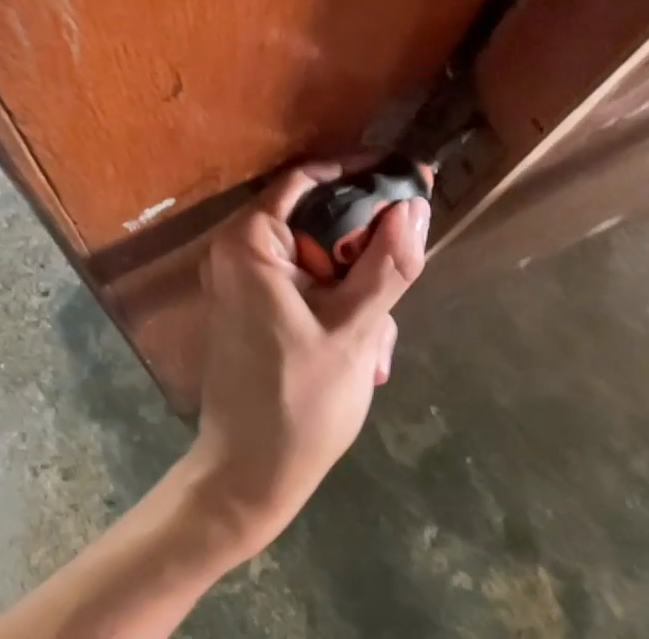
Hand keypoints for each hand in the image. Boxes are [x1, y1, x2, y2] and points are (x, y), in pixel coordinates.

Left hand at [180, 162, 428, 558]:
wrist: (249, 473)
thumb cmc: (299, 400)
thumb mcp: (355, 329)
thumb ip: (385, 263)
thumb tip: (412, 205)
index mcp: (248, 244)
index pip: (306, 179)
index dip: (359, 173)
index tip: (406, 178)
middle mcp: (236, 253)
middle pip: (316, 222)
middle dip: (364, 255)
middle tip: (402, 283)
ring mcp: (240, 283)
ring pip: (318, 261)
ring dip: (358, 294)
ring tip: (377, 349)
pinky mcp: (250, 309)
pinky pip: (305, 289)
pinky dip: (339, 311)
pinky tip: (364, 356)